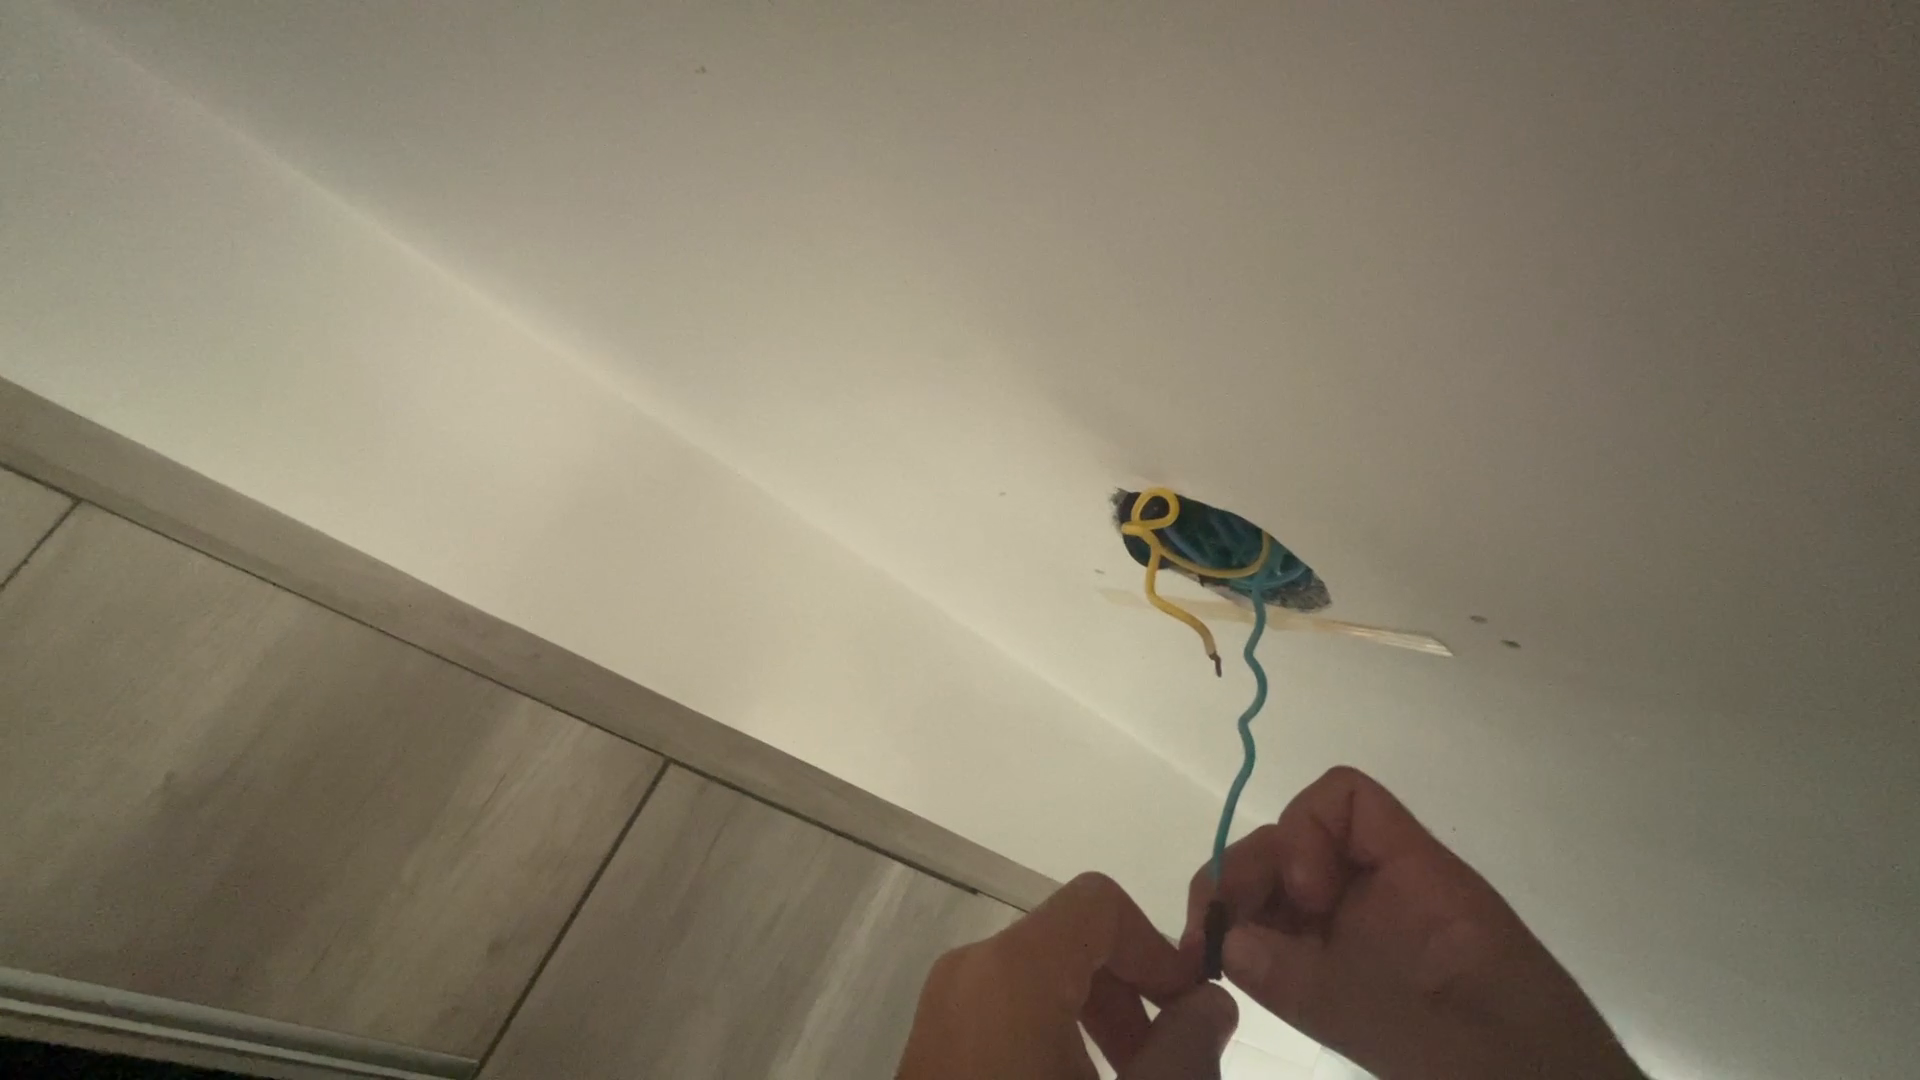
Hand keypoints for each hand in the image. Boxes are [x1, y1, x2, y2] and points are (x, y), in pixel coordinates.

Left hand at [900, 871, 1238, 1078]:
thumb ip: (1184, 1053)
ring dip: (1098, 1020)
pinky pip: (1010, 1009)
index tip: (1192, 1010)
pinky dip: (1056, 1036)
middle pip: (1071, 941)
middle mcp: (972, 969)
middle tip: (1172, 1064)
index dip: (1155, 946)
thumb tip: (1211, 1001)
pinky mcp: (936, 1040)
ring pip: (1042, 978)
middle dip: (1132, 993)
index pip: (1097, 905)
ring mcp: (946, 1004)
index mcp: (1013, 970)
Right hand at [1182, 767, 1643, 1079]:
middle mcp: (1380, 894)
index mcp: (1419, 882)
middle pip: (1295, 842)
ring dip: (1233, 907)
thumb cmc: (1523, 1073)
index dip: (1307, 829)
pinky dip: (1244, 944)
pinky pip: (1282, 936)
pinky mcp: (1344, 976)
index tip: (1304, 899)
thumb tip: (1229, 943)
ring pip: (1278, 886)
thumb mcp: (1433, 1042)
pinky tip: (1226, 971)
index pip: (1348, 801)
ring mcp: (1359, 935)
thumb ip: (1331, 994)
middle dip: (1247, 872)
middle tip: (1209, 931)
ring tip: (1203, 953)